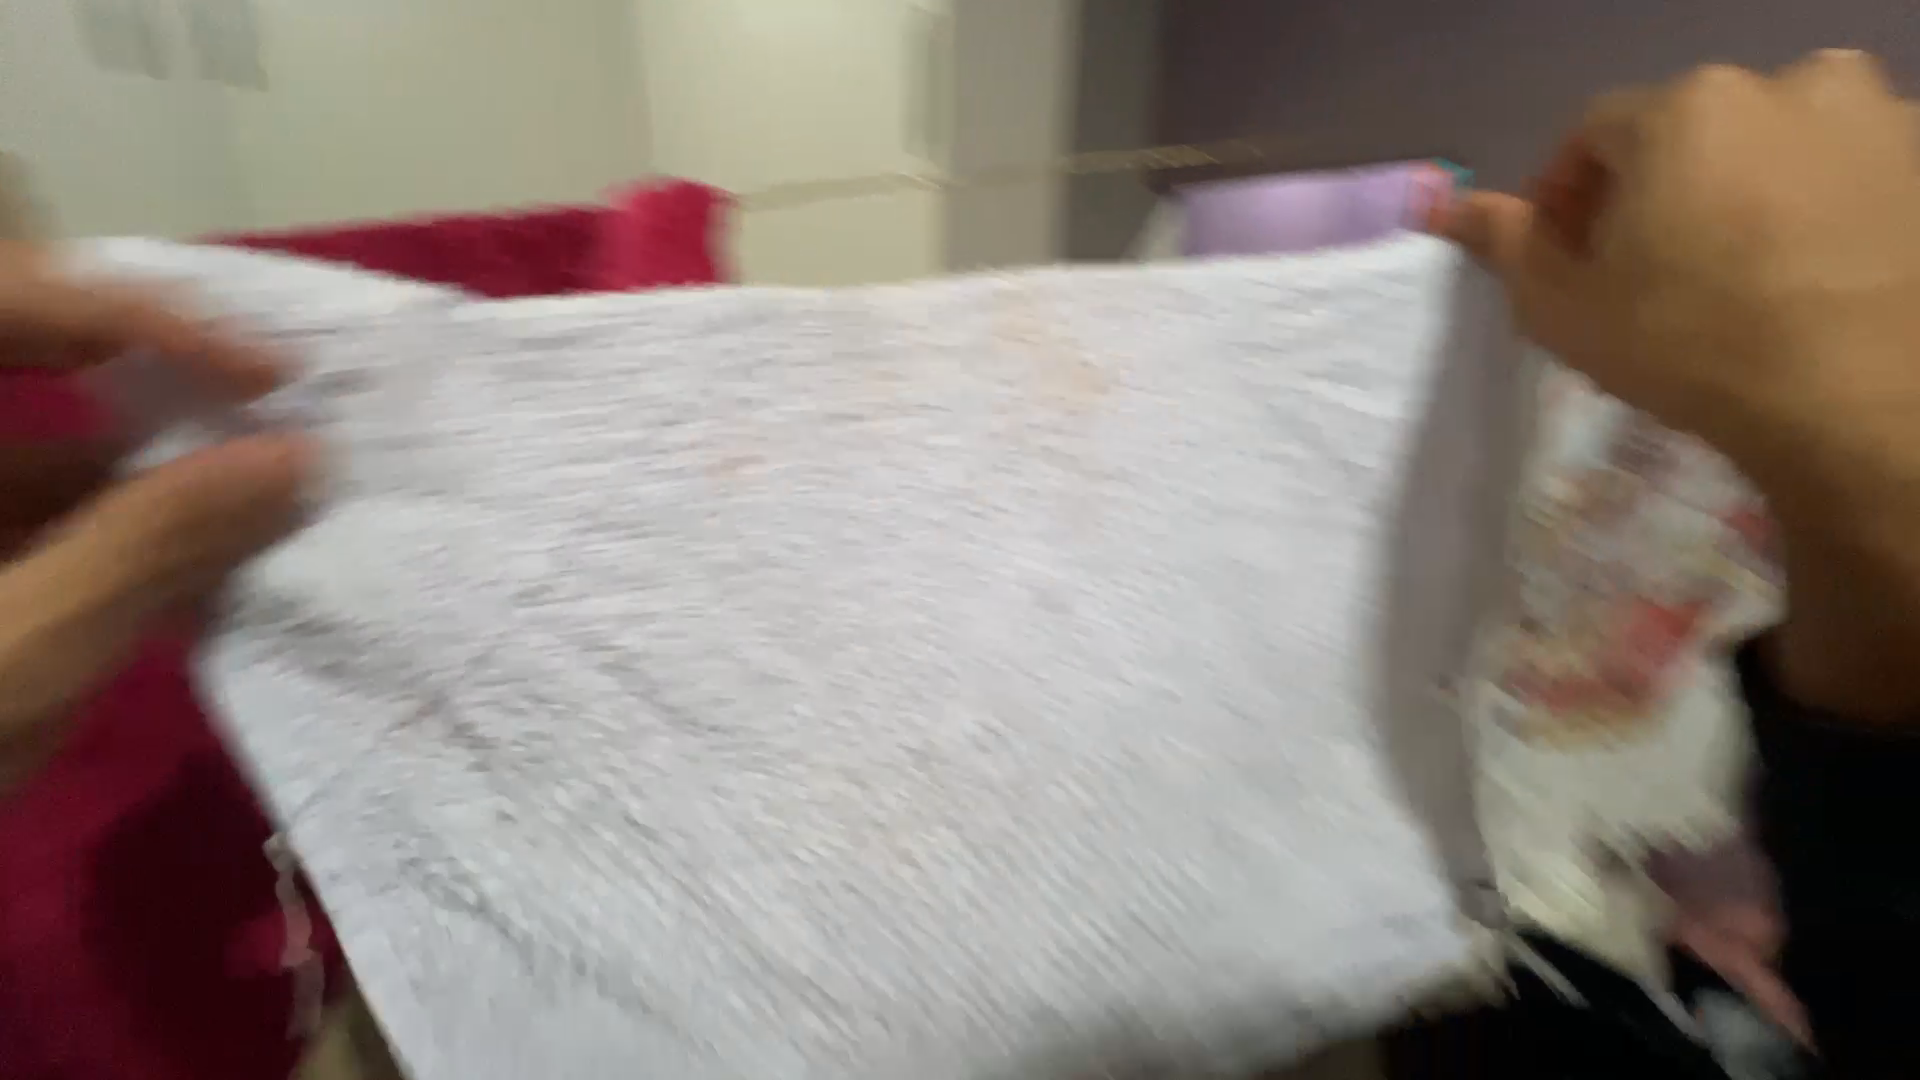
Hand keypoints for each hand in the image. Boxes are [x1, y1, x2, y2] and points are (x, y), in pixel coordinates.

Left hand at [0, 252, 313, 792]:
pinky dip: (131, 507)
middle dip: (150, 352)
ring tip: (272, 465)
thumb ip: (156, 543)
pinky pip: (39, 495)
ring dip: (156, 444)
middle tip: (274, 384)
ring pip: (32, 427)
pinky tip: (214, 535)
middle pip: (8, 335)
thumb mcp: (11, 658)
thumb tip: (300, 457)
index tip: (268, 373)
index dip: (134, 316)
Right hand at [1440, 50, 1919, 719]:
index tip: (1559, 272)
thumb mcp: (1562, 306)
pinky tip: (1790, 305)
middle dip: (1642, 211)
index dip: (1562, 205)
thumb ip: (1501, 246)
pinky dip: (1802, 234)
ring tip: (1711, 309)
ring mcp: (1881, 128)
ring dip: (1720, 223)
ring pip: (1763, 166)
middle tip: (1627, 297)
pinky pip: (1841, 191)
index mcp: (1684, 114)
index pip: (1596, 136)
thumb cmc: (1688, 345)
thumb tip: (1426, 210)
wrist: (1876, 396)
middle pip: (1680, 144)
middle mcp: (1788, 92)